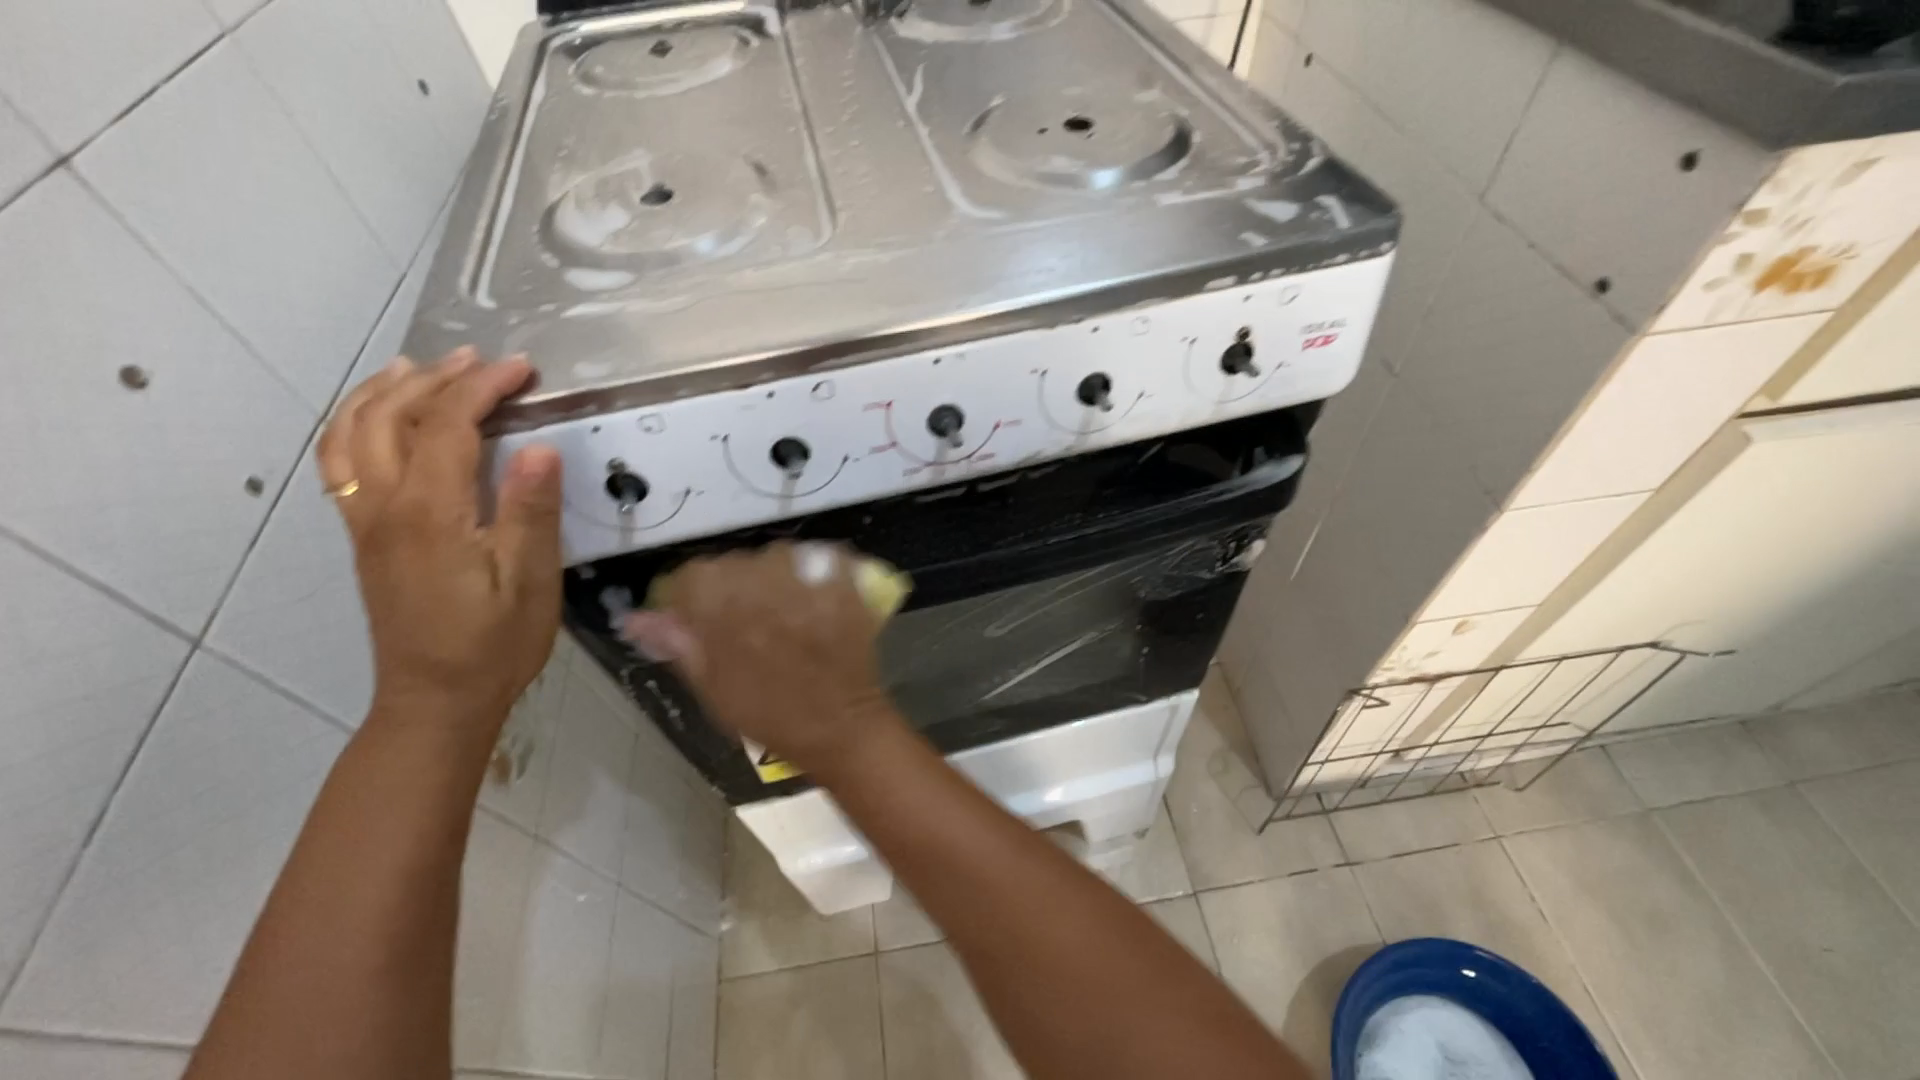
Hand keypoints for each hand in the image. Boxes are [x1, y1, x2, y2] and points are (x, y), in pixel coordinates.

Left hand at [317, 348, 562, 726]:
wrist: (436, 699)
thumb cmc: (494, 645)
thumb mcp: (530, 583)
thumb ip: (532, 512)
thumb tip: (540, 448)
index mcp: (431, 513)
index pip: (449, 424)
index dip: (484, 387)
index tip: (523, 369)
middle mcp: (386, 506)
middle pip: (393, 416)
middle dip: (437, 378)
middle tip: (481, 361)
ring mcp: (366, 521)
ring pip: (351, 433)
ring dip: (381, 391)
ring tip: (417, 368)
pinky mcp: (363, 537)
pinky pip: (340, 463)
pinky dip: (354, 425)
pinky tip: (379, 420)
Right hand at [621, 543, 897, 770]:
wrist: (842, 728)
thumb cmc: (770, 716)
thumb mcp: (711, 687)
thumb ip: (676, 643)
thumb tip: (636, 618)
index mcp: (721, 606)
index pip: (692, 577)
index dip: (695, 600)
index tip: (705, 623)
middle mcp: (760, 579)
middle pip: (734, 565)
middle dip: (736, 590)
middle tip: (751, 628)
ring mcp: (806, 575)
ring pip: (775, 558)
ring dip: (774, 580)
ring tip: (787, 618)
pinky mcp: (843, 578)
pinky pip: (819, 558)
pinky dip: (815, 573)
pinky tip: (816, 603)